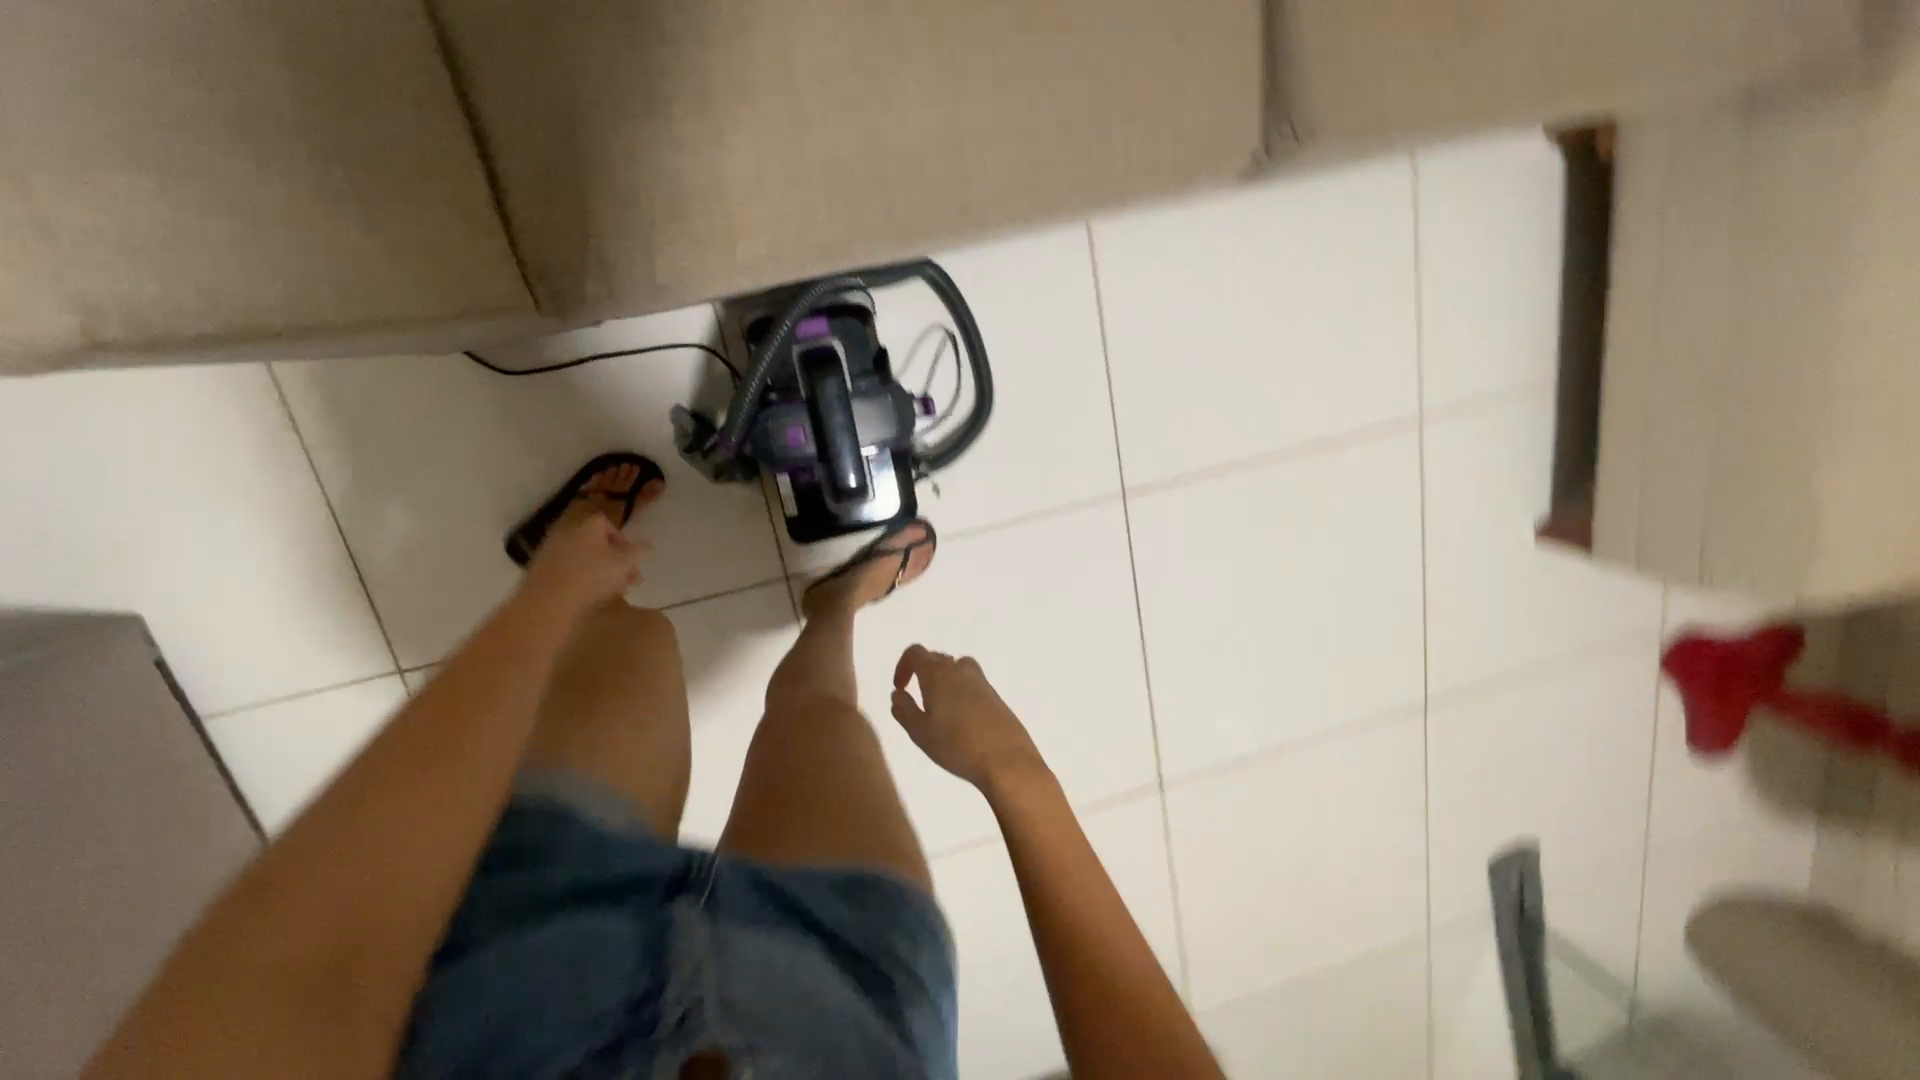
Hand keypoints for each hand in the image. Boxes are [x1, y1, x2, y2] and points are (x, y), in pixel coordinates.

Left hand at [519, 514, 646, 617]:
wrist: (549, 601)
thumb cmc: (593, 576)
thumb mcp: (624, 564)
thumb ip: (638, 552)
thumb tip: (648, 545)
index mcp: (588, 525)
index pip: (608, 524)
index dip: (622, 541)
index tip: (631, 560)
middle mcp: (568, 531)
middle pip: (595, 542)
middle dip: (613, 559)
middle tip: (625, 579)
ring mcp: (551, 550)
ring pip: (582, 557)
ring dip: (597, 570)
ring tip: (609, 591)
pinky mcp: (540, 569)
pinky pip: (567, 569)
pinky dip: (578, 577)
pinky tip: (586, 595)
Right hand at [891, 645, 1046, 789]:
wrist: (1006, 760)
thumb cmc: (956, 746)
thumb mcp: (920, 733)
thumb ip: (904, 710)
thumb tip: (897, 694)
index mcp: (938, 675)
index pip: (916, 653)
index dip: (903, 666)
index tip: (900, 688)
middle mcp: (960, 671)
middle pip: (937, 658)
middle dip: (922, 672)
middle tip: (917, 698)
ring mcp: (981, 682)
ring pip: (957, 668)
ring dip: (943, 680)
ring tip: (939, 707)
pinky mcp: (995, 696)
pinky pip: (971, 682)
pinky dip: (960, 690)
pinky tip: (960, 718)